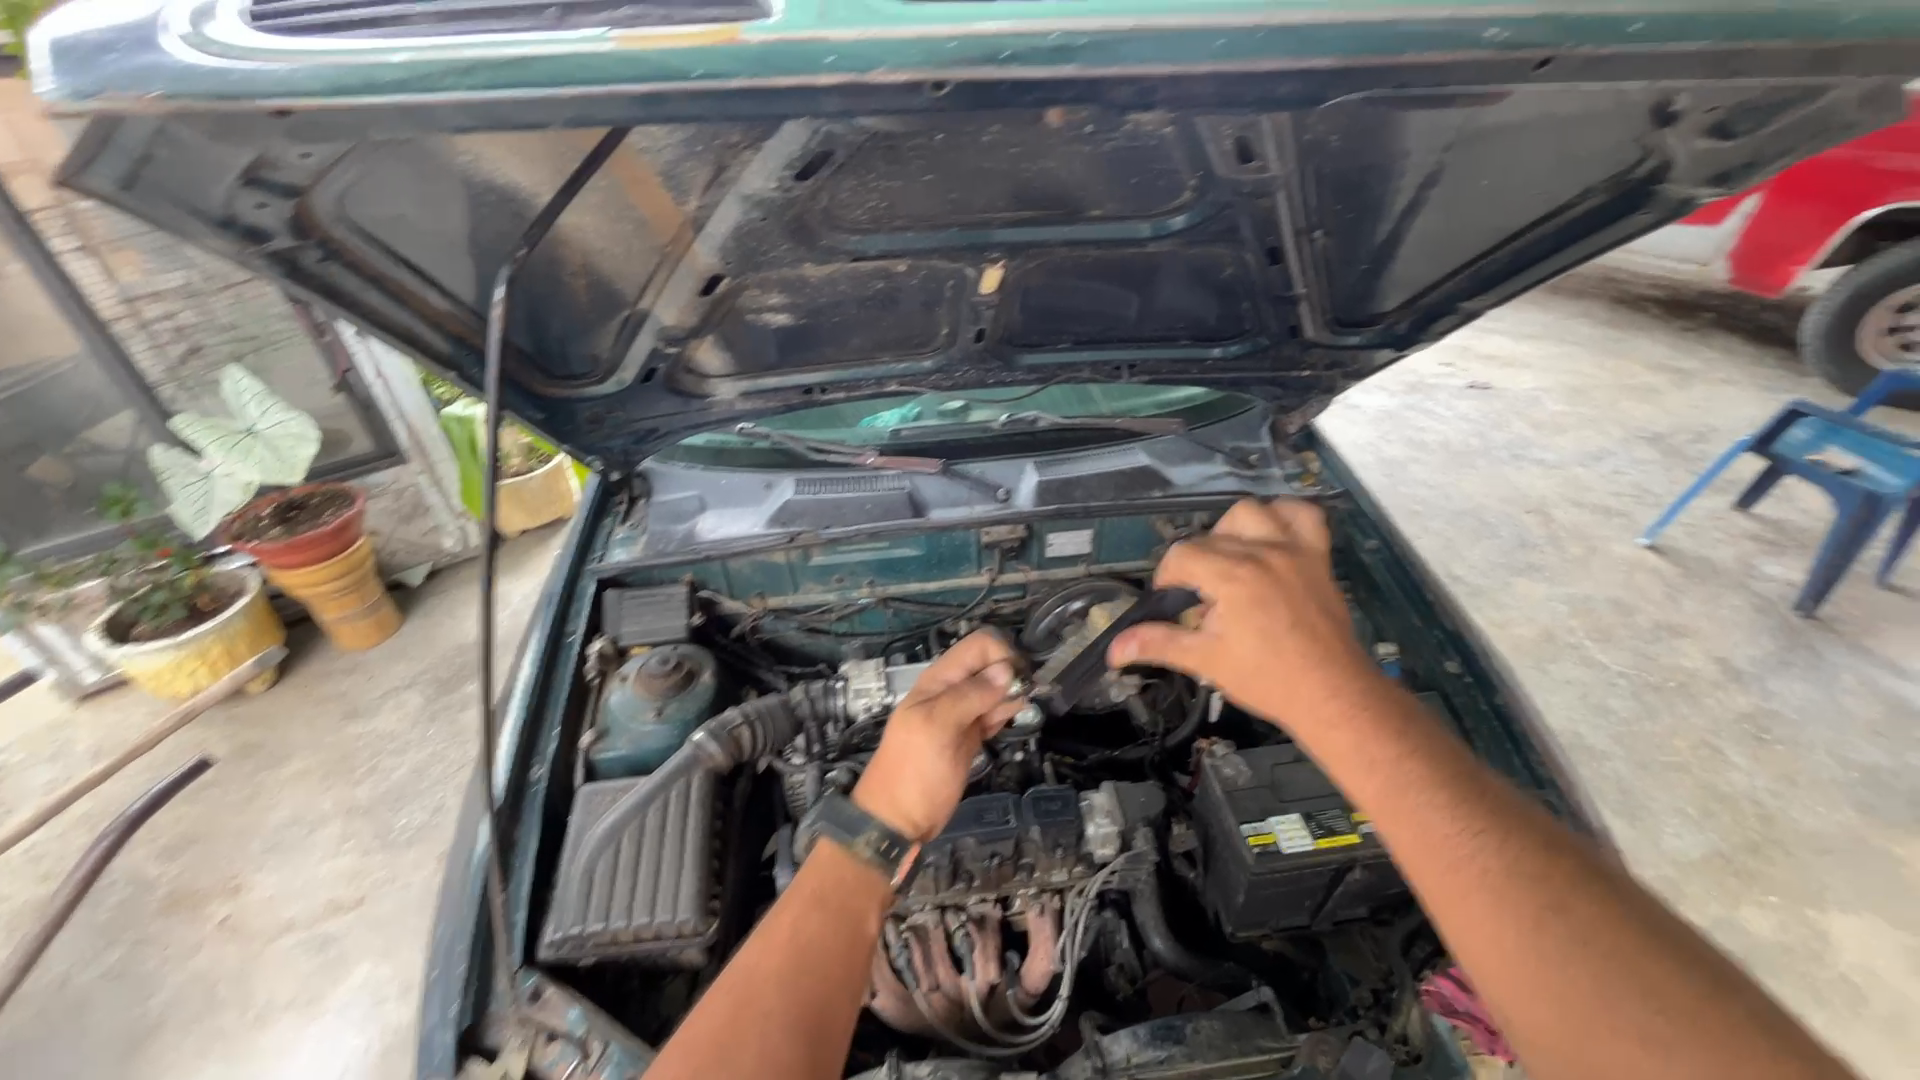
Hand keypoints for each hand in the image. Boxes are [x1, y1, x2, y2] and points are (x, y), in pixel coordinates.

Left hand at [852, 629, 1026, 841]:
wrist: (897, 821)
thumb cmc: (912, 772)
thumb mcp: (936, 729)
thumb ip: (969, 696)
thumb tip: (1007, 671)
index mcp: (939, 680)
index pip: (979, 645)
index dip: (1002, 656)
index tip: (1018, 682)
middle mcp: (952, 690)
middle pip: (991, 664)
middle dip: (1013, 676)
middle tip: (1022, 701)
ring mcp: (962, 714)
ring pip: (997, 689)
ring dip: (1013, 696)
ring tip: (1016, 714)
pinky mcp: (971, 736)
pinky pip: (994, 713)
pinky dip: (1006, 714)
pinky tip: (1007, 725)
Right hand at [1107, 498, 1379, 736]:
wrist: (1331, 694)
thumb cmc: (1266, 679)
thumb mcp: (1205, 661)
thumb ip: (1157, 644)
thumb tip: (1113, 650)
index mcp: (1232, 577)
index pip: (1182, 555)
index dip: (1167, 577)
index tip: (1172, 602)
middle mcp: (1262, 552)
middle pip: (1210, 535)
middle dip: (1196, 560)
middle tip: (1200, 594)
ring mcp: (1294, 550)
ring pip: (1252, 512)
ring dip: (1233, 531)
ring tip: (1231, 563)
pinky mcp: (1318, 557)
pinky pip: (1304, 515)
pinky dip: (1284, 518)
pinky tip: (1271, 540)